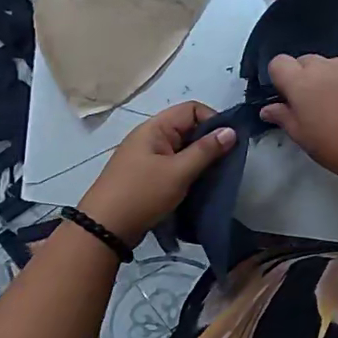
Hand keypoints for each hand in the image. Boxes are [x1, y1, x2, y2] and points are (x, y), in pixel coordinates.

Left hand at [78, 101, 237, 246]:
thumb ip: (206, 151)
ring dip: (200, 160)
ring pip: (183, 149)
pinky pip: (175, 165)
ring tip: (216, 176)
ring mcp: (149, 157)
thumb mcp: (178, 172)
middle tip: (226, 163)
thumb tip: (231, 131)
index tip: (229, 143)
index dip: (213, 121)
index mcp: (155, 128)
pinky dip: (189, 172)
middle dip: (209, 142)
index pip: (192, 109)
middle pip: (188, 128)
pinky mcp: (148, 175)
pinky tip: (199, 185)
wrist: (105, 228)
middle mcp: (151, 137)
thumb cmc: (142, 194)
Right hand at [259, 54, 337, 188]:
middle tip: (322, 107)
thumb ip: (286, 119)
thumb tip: (268, 108)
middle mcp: (327, 66)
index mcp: (302, 84)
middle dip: (309, 78)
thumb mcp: (308, 141)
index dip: (282, 78)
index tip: (291, 97)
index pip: (279, 63)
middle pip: (308, 61)